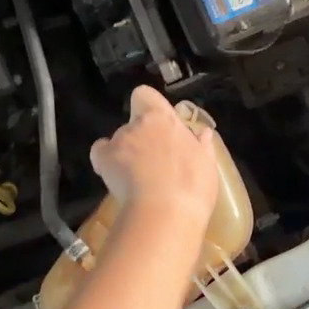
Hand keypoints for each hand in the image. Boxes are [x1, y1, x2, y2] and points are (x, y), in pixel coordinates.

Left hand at [89, 86, 219, 231]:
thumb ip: (201, 146)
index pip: (145, 95)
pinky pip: (101, 154)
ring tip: (138, 178)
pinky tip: (117, 178)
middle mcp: (138, 124)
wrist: (165, 213)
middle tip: (154, 160)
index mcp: (164, 119)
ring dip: (126, 153)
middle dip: (142, 138)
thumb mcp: (207, 165)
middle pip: (135, 124)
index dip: (148, 107)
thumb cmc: (193, 188)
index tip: (159, 125)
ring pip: (119, 141)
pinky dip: (106, 162)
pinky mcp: (104, 159)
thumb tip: (203, 133)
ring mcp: (119, 141)